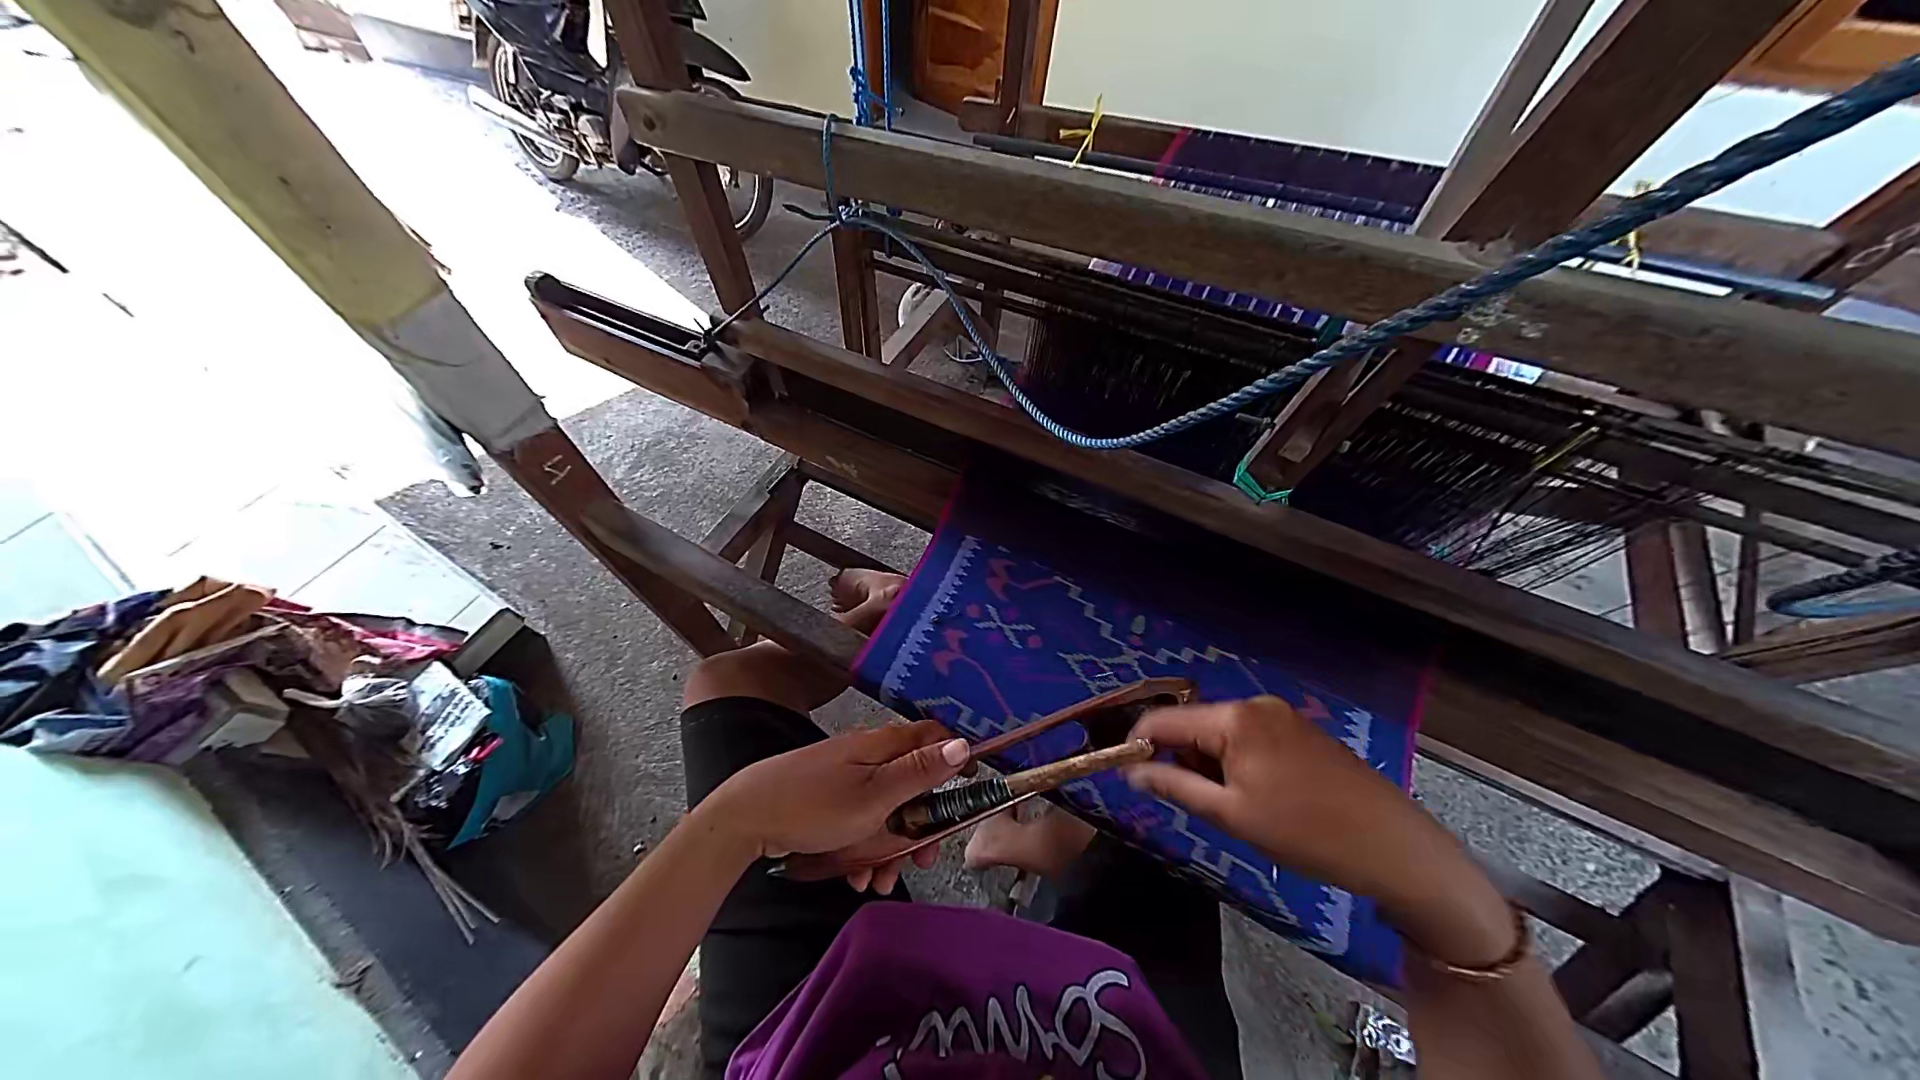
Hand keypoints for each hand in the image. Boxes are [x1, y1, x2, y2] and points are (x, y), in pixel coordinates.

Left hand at [699, 719, 969, 892]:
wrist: (745, 817)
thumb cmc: (811, 805)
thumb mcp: (875, 796)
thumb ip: (920, 772)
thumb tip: (962, 744)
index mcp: (883, 745)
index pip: (934, 738)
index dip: (956, 760)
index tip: (968, 790)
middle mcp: (869, 755)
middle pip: (914, 782)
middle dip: (923, 823)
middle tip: (923, 857)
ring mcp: (848, 776)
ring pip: (888, 807)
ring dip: (892, 844)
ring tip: (882, 878)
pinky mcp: (831, 797)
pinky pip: (862, 819)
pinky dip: (866, 845)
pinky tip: (857, 873)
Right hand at [1126, 697, 1513, 967]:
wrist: (1395, 847)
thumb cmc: (1306, 832)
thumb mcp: (1231, 814)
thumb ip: (1175, 786)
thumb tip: (1132, 772)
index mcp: (1234, 718)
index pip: (1163, 718)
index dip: (1138, 744)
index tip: (1127, 773)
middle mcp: (1254, 704)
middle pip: (1192, 723)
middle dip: (1180, 757)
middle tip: (1191, 803)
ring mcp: (1280, 715)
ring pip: (1220, 732)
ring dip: (1209, 763)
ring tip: (1231, 807)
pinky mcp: (1299, 730)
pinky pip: (1248, 737)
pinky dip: (1237, 761)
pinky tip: (1258, 796)